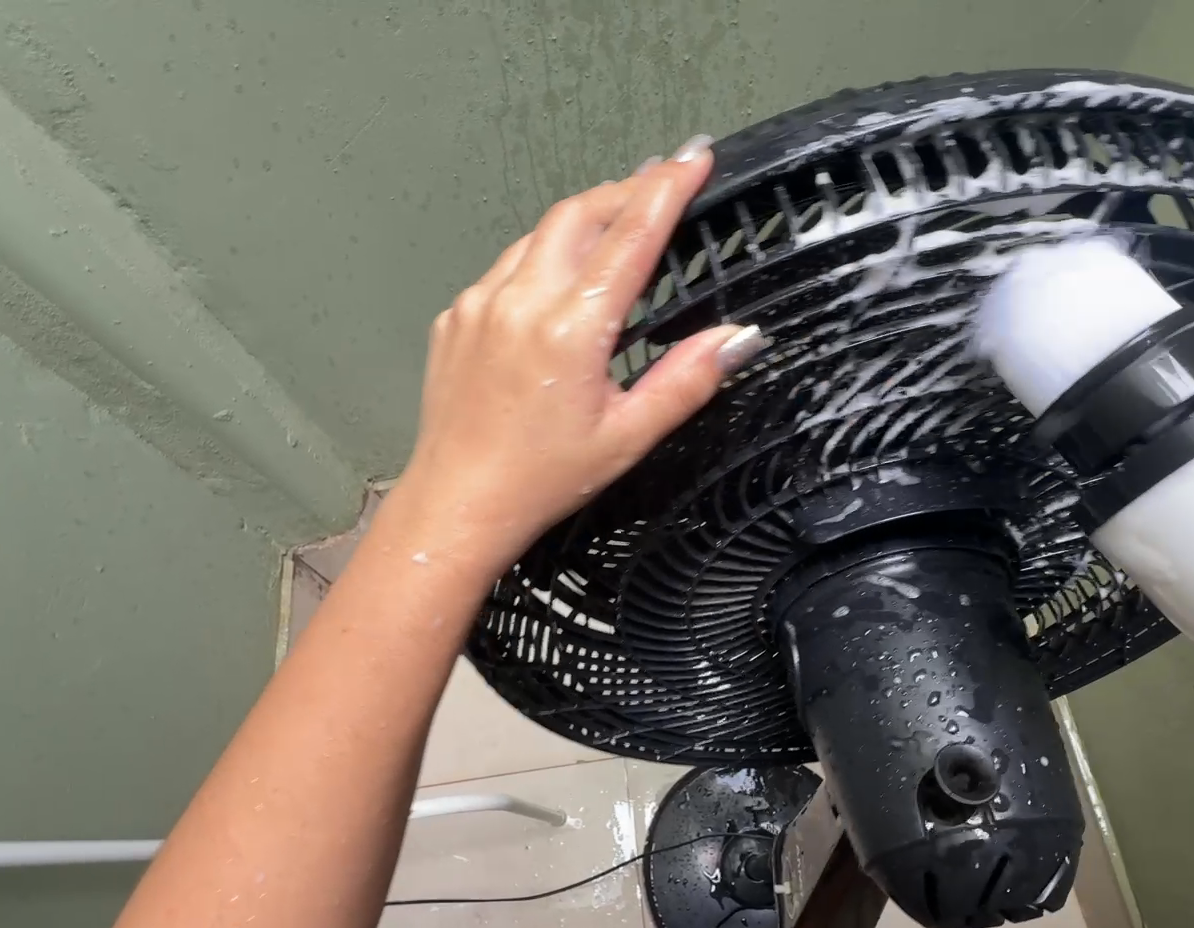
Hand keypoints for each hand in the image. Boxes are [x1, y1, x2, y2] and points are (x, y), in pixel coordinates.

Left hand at [393, 137, 765, 573]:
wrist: (459, 503)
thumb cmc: (541, 478)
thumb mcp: (628, 436)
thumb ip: (686, 380)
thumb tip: (738, 338)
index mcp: (570, 328)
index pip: (631, 235)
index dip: (668, 188)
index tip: (693, 158)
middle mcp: (519, 301)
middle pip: (579, 213)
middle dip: (625, 191)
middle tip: (661, 188)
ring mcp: (479, 304)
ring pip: (538, 235)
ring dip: (582, 223)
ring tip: (615, 231)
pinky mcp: (455, 317)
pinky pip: (505, 268)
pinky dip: (540, 260)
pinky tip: (557, 286)